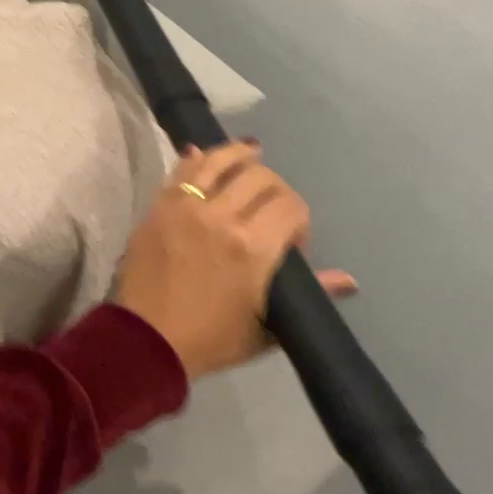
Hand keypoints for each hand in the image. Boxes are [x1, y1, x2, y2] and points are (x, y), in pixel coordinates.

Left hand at [116, 142, 356, 379]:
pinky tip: (203, 156)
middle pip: (260, 177)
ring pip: (216, 162)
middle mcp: (220, 219)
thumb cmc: (211, 339)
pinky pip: (179, 172)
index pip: (291, 206)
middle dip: (275, 188)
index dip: (299, 219)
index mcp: (253, 248)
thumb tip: (348, 280)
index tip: (292, 241)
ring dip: (237, 155)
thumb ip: (308, 294)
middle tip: (269, 208)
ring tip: (248, 153)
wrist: (145, 339)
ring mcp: (183, 209)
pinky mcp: (156, 210)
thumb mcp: (268, 325)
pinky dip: (195, 160)